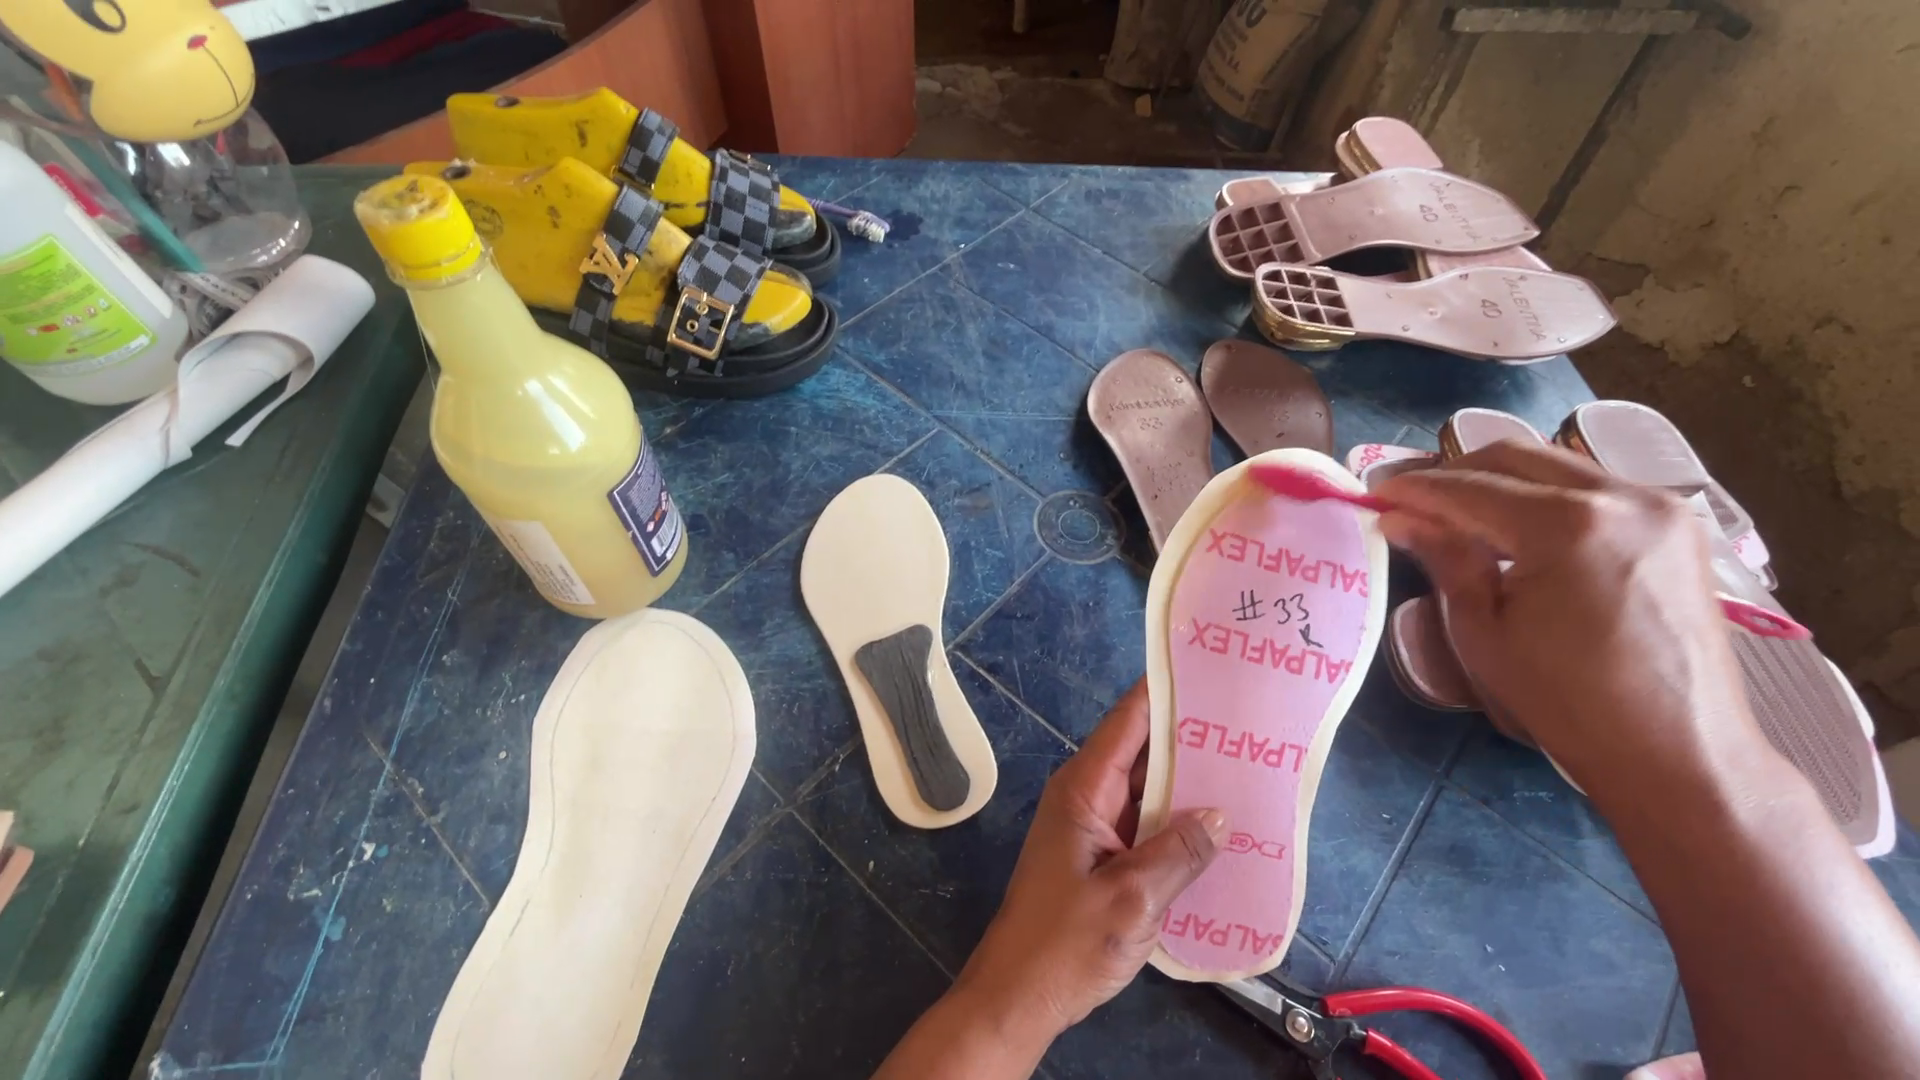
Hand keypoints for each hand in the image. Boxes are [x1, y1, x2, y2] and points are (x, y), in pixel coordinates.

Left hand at [954, 680, 1225, 1039]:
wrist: (1020, 994)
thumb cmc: (1066, 941)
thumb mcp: (1132, 898)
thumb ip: (1178, 852)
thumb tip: (1221, 814)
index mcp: (1084, 789)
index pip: (1127, 722)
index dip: (1163, 692)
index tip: (1207, 671)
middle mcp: (1087, 796)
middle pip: (1141, 751)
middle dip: (1189, 737)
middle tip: (1249, 725)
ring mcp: (1093, 826)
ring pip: (1146, 789)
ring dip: (1188, 782)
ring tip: (1248, 768)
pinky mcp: (1101, 855)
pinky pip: (1144, 823)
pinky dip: (1176, 821)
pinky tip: (1219, 829)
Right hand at [1374, 440, 1763, 800]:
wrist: (1678, 751)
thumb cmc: (1565, 700)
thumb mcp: (1483, 630)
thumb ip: (1444, 558)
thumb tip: (1398, 518)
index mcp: (1568, 525)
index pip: (1469, 487)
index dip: (1414, 489)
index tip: (1373, 495)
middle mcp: (1622, 496)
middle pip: (1515, 456)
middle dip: (1454, 473)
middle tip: (1410, 501)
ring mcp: (1660, 506)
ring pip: (1555, 466)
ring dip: (1498, 480)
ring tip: (1456, 513)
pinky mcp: (1678, 526)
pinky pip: (1593, 487)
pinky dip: (1543, 496)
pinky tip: (1516, 529)